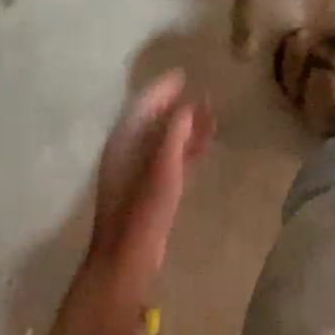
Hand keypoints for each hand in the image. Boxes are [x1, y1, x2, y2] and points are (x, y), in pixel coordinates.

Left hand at [86, 70, 212, 287]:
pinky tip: (201, 149)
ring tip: (210, 120)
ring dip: (183, 128)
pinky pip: (165, 158)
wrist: (126, 259)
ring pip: (161, 139)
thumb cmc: (143, 210)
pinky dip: (182, 148)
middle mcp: (125, 150)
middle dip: (177, 107)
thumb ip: (175, 133)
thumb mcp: (164, 167)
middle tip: (205, 98)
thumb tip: (188, 105)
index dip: (163, 88)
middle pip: (152, 119)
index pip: (144, 103)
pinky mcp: (143, 190)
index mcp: (124, 140)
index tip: (183, 75)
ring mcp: (133, 171)